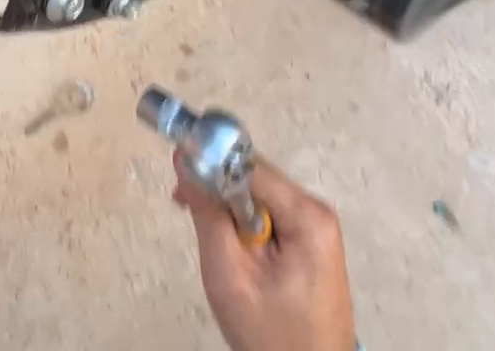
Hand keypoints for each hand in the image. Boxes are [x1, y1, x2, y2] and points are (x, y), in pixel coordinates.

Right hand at [174, 151, 356, 350]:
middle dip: (216, 186)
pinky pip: (267, 212)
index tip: (178, 176)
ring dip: (225, 204)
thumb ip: (208, 214)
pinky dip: (241, 219)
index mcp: (307, 216)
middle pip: (254, 176)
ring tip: (201, 226)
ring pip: (257, 193)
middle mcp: (316, 210)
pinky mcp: (310, 241)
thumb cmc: (271, 334)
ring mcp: (316, 226)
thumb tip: (184, 160)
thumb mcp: (229, 276)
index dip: (210, 162)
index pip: (248, 165)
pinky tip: (225, 239)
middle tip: (182, 203)